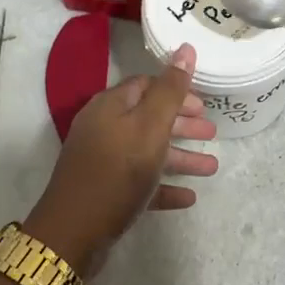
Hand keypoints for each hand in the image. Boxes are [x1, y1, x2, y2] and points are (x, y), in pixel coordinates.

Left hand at [23, 43, 217, 277]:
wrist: (72, 236)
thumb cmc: (116, 173)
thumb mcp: (150, 127)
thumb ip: (170, 90)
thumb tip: (186, 48)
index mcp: (111, 106)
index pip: (147, 86)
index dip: (177, 92)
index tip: (204, 105)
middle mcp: (104, 128)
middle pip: (149, 118)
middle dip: (182, 126)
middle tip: (212, 133)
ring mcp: (102, 162)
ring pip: (148, 152)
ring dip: (180, 158)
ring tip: (212, 168)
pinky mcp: (105, 193)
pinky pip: (140, 183)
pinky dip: (164, 186)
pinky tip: (188, 197)